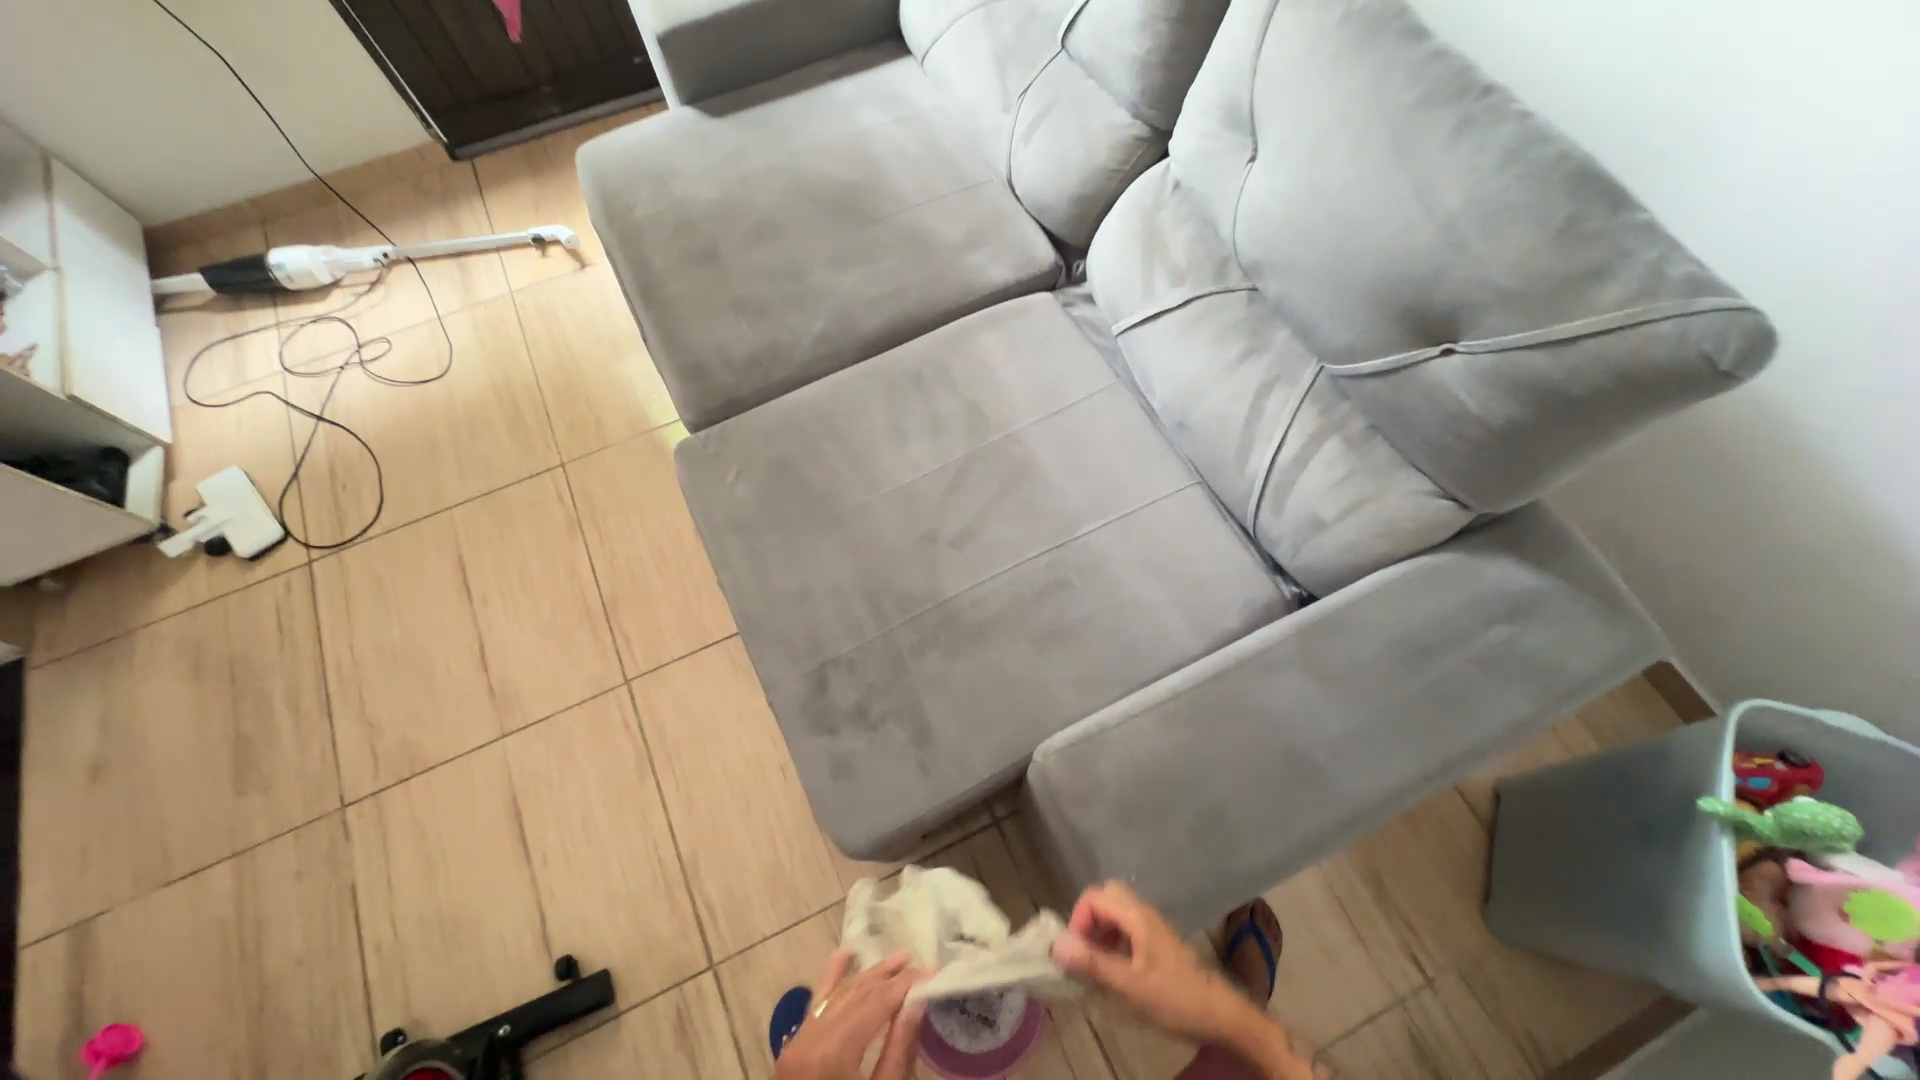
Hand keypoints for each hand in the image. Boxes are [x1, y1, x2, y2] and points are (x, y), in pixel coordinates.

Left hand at [775, 949, 925, 1079]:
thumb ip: (898, 1048)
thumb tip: (918, 1001)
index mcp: (835, 1053)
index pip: (877, 1003)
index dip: (906, 984)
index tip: (933, 971)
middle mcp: (812, 1038)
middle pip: (858, 994)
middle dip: (891, 977)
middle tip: (921, 964)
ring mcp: (798, 1040)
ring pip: (838, 994)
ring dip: (868, 975)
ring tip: (898, 959)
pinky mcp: (794, 1046)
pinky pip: (815, 1004)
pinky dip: (831, 977)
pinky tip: (845, 954)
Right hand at [1051, 881, 1262, 1046]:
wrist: (1222, 1015)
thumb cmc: (1175, 998)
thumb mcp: (1130, 985)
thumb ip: (1093, 964)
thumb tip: (1056, 945)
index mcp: (1137, 917)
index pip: (1094, 897)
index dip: (1077, 919)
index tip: (1075, 952)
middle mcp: (1144, 914)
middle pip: (1106, 897)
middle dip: (1087, 920)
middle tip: (1084, 952)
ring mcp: (1154, 927)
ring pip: (1117, 912)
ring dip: (1100, 931)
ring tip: (1096, 964)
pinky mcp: (1159, 942)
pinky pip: (1127, 927)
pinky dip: (1113, 940)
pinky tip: (1115, 969)